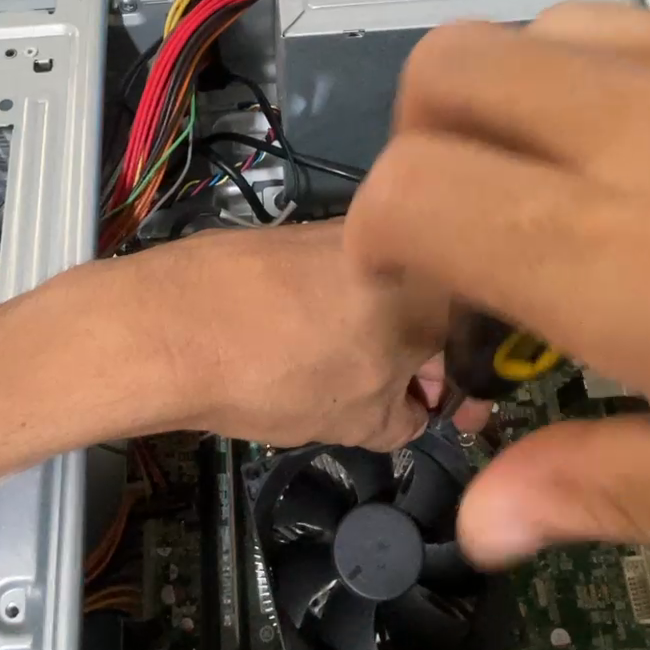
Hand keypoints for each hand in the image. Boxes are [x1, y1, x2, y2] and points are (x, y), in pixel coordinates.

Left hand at [78, 222, 488, 450]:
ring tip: (348, 378)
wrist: (169, 325)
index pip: (480, 342)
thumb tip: (417, 411)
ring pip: (390, 288)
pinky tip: (311, 344)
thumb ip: (406, 418)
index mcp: (432, 284)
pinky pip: (345, 275)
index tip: (460, 412)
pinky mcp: (296, 231)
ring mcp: (343, 230)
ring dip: (386, 334)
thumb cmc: (276, 373)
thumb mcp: (358, 419)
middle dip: (429, 358)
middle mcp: (396, 242)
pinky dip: (345, 311)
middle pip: (437, 306)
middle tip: (405, 402)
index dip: (472, 386)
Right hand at [346, 4, 649, 649]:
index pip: (417, 191)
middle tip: (478, 253)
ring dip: (513, 118)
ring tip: (575, 214)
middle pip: (453, 68)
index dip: (376, 242)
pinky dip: (618, 99)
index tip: (418, 308)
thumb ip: (620, 495)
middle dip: (420, 154)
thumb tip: (485, 523)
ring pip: (548, 34)